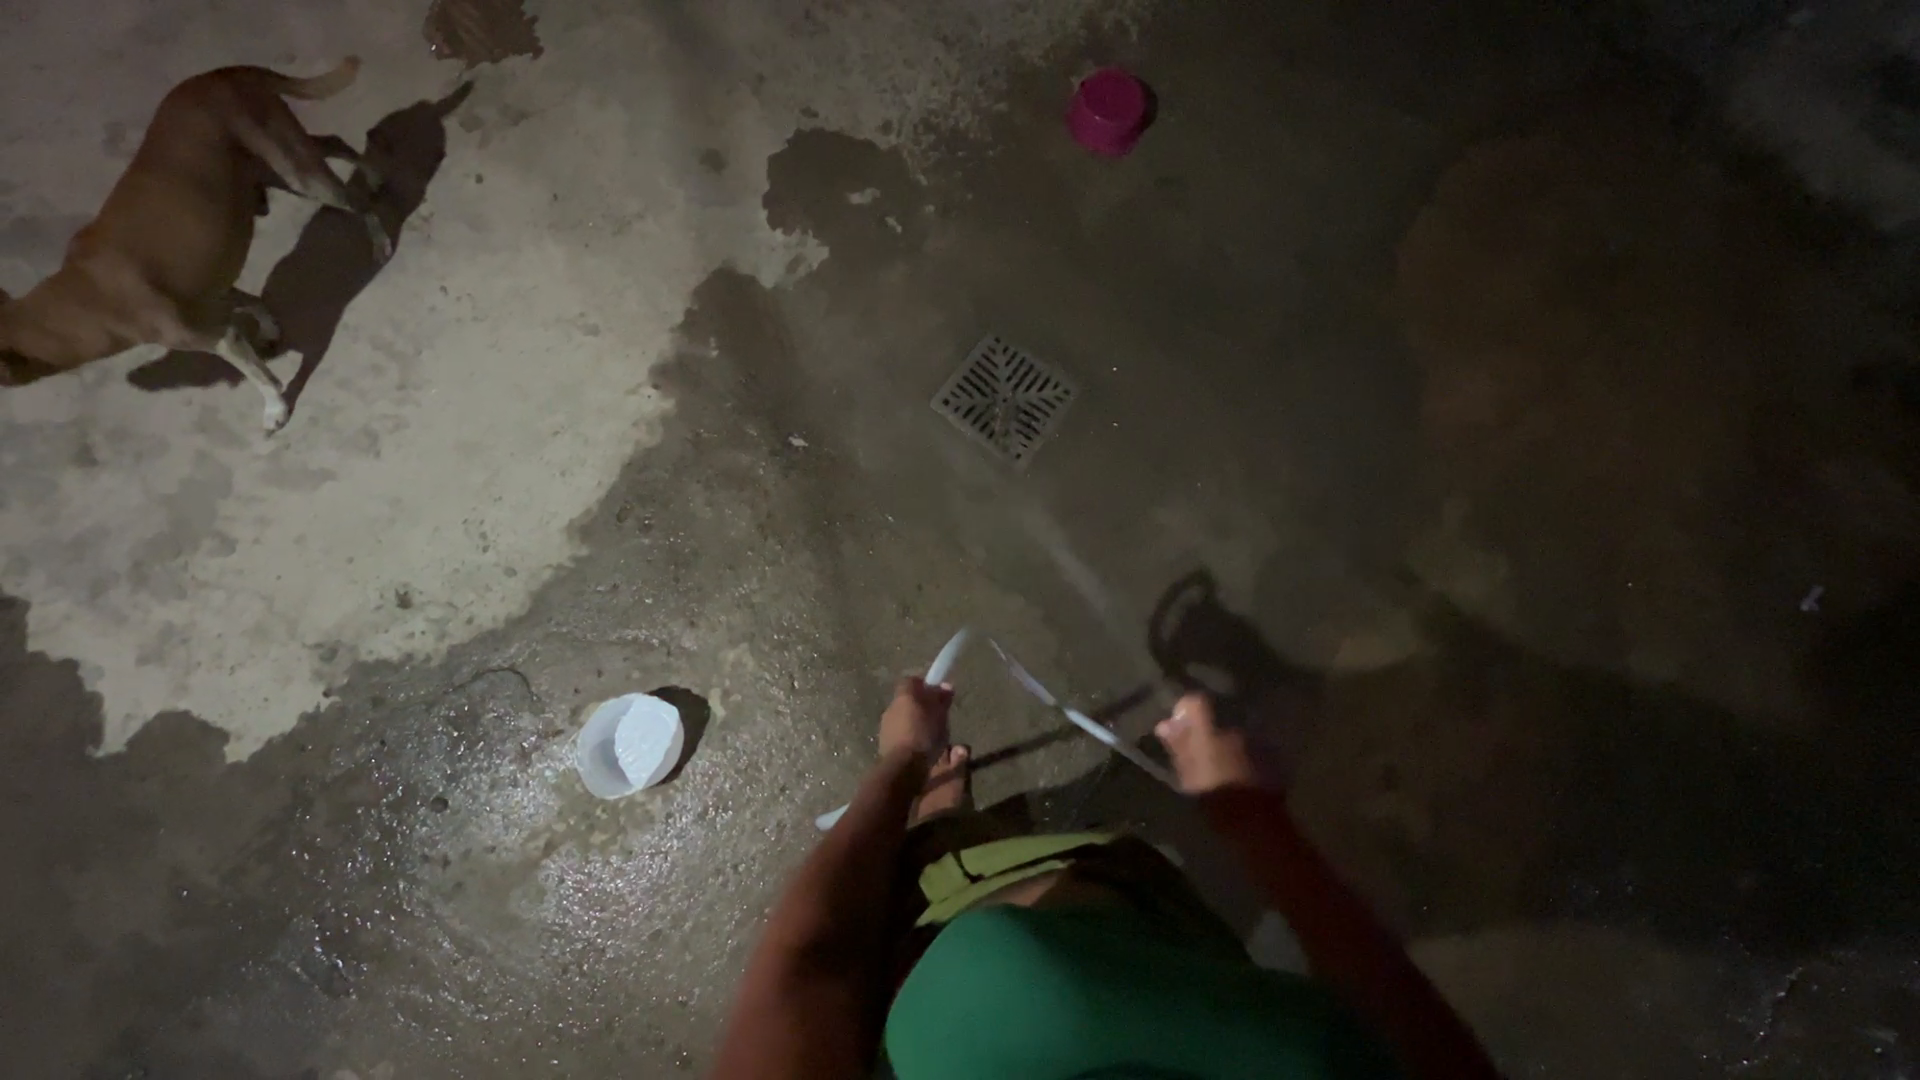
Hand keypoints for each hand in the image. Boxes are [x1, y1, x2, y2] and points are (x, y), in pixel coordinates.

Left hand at [879, 677, 952, 759]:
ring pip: (902, 718)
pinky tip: (920, 747)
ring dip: (914, 723)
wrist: (903, 766)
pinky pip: (899, 733)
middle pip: (907, 700)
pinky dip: (908, 737)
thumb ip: (941, 700)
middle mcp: (891, 707)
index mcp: (904, 695)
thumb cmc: (924, 735)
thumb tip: (945, 686)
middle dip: (920, 706)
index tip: (937, 695)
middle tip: (936, 716)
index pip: (912, 681)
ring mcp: (885, 725)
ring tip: (930, 735)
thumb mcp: (940, 716)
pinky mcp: (884, 742)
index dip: (925, 686)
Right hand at [1154, 692, 1266, 794]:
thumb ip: (1178, 744)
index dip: (1185, 710)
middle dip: (1208, 723)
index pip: (1195, 701)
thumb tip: (1164, 724)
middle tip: (1199, 743)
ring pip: (1237, 725)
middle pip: (1219, 711)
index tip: (1179, 725)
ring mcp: (1257, 736)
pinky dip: (1245, 748)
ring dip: (1227, 735)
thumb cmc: (1215, 795)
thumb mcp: (1187, 772)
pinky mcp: (1273, 752)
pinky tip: (1241, 767)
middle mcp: (1236, 723)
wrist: (1256, 819)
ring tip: (1221, 757)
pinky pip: (1254, 740)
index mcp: (1210, 726)